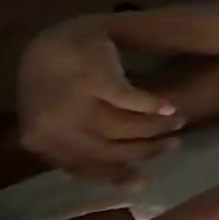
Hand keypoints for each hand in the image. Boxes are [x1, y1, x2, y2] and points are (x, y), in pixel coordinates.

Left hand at [17, 17, 181, 184]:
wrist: (57, 38)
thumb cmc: (59, 82)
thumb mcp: (59, 117)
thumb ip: (78, 140)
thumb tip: (114, 169)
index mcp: (41, 139)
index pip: (83, 165)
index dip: (115, 174)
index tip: (144, 180)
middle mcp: (52, 127)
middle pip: (106, 149)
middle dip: (144, 150)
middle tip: (173, 145)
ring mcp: (70, 103)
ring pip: (121, 126)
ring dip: (154, 127)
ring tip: (178, 122)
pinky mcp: (93, 80)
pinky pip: (130, 100)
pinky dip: (153, 105)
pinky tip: (170, 107)